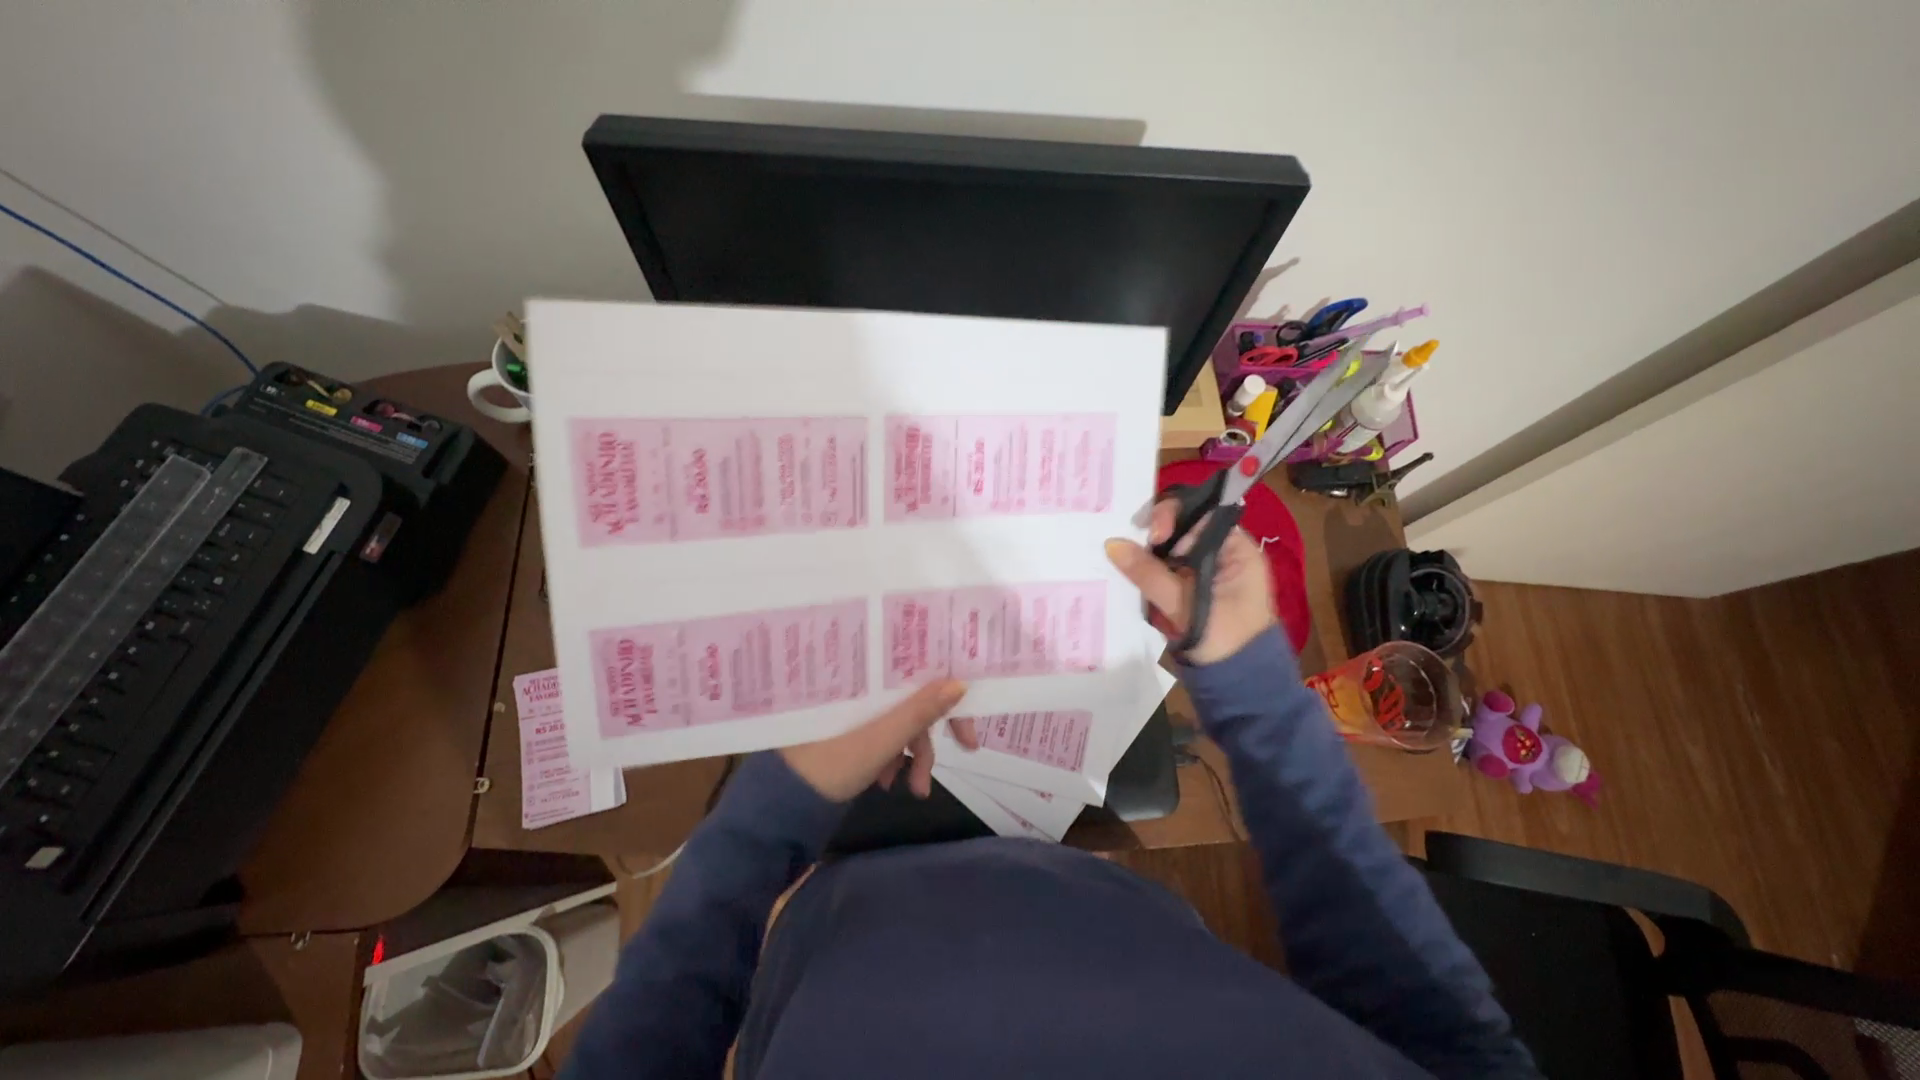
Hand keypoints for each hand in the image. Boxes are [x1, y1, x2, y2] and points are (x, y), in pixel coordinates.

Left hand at [780, 679, 978, 801]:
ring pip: (899, 719)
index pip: (914, 666)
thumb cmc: (830, 764)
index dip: (947, 685)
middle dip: (934, 729)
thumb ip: (921, 711)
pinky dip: (893, 757)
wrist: (782, 806)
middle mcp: (858, 685)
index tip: (970, 711)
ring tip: (915, 789)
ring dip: (914, 753)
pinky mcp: (845, 730)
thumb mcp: (881, 740)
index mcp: (863, 676)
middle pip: (911, 694)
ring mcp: (851, 709)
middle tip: (967, 748)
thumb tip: (960, 682)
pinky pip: (882, 733)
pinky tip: (887, 783)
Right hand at [1105, 499, 1275, 665]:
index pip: (1199, 514)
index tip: (1152, 537)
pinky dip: (1151, 574)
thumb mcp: (1185, 603)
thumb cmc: (1223, 639)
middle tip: (1129, 548)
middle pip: (1182, 530)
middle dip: (1154, 538)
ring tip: (1125, 563)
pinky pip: (1168, 573)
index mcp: (1236, 549)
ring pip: (1171, 552)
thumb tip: (1112, 544)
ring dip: (1149, 557)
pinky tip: (1131, 577)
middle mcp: (1224, 555)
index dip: (1172, 517)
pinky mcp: (1194, 593)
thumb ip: (1148, 572)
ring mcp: (1209, 575)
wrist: (1240, 688)